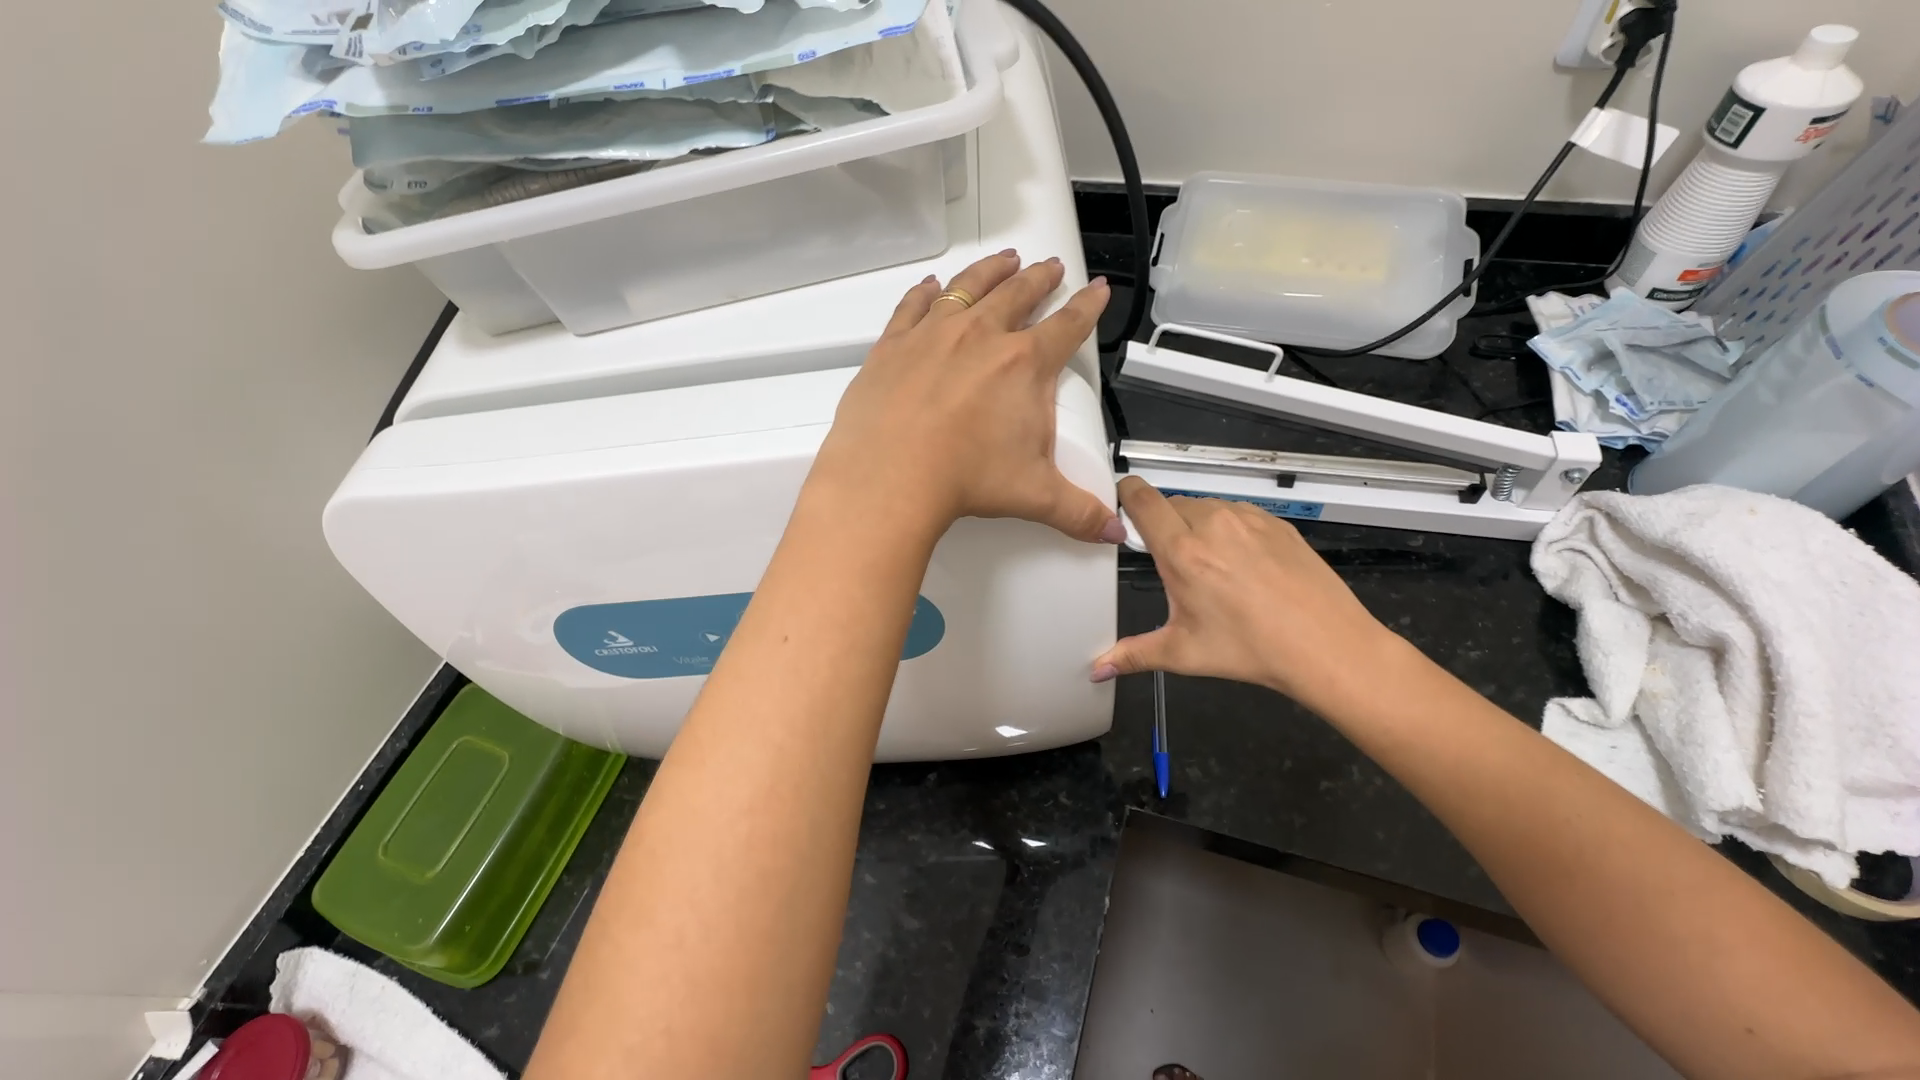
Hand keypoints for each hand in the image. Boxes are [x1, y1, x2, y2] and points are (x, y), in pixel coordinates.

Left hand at [808, 250, 1122, 542]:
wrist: (890, 476)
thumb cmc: (962, 479)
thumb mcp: (1034, 496)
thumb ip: (1079, 511)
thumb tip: (1110, 531)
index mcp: (1023, 364)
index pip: (1067, 325)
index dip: (1088, 306)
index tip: (1097, 291)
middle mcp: (981, 336)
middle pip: (1019, 294)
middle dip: (1040, 278)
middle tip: (1051, 267)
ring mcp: (934, 334)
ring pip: (969, 287)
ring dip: (991, 271)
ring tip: (1004, 259)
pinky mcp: (893, 345)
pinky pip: (913, 306)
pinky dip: (925, 291)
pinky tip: (932, 284)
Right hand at [1092, 478, 1401, 713]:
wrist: (1326, 645)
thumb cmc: (1251, 649)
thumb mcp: (1183, 653)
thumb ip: (1132, 654)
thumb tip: (1098, 669)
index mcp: (1182, 552)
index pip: (1142, 499)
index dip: (1126, 494)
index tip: (1122, 505)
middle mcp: (1213, 524)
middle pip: (1172, 503)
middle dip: (1163, 523)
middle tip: (1170, 559)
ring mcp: (1249, 519)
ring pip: (1207, 507)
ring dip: (1198, 525)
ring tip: (1210, 565)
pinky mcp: (1277, 523)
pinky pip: (1239, 514)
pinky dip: (1231, 530)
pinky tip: (1243, 564)